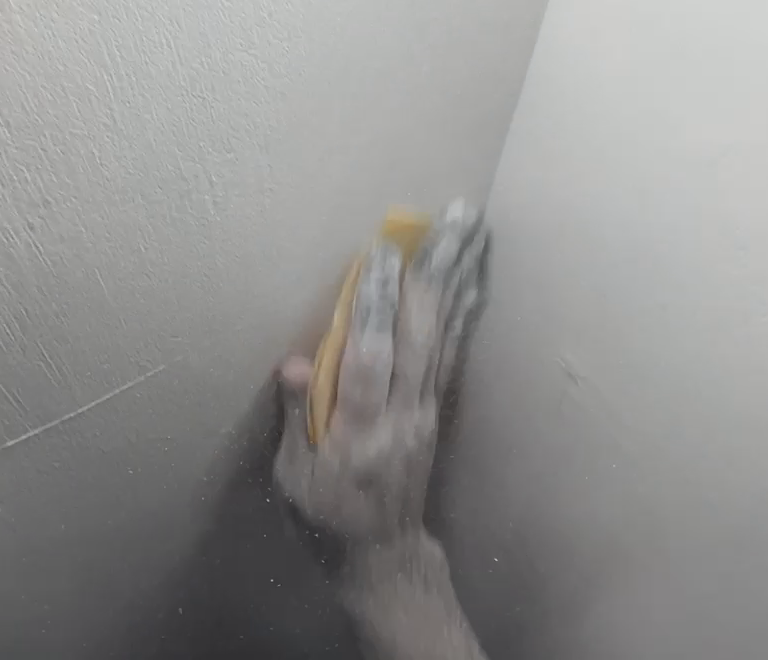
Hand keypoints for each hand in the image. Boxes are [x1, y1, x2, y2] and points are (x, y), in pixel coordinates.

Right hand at [274, 200, 487, 550]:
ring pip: (444, 330)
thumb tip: (293, 360)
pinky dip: (465, 303)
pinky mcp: (437, 403)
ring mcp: (427, 405)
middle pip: (421, 332)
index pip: (369, 356)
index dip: (374, 303)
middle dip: (435, 269)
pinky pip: (454, 345)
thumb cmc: (326, 513)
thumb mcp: (294, 477)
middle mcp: (403, 412)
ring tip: (471, 225)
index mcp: (360, 430)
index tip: (380, 252)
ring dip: (457, 273)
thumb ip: (295, 416)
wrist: (384, 552)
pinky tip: (474, 271)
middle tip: (451, 216)